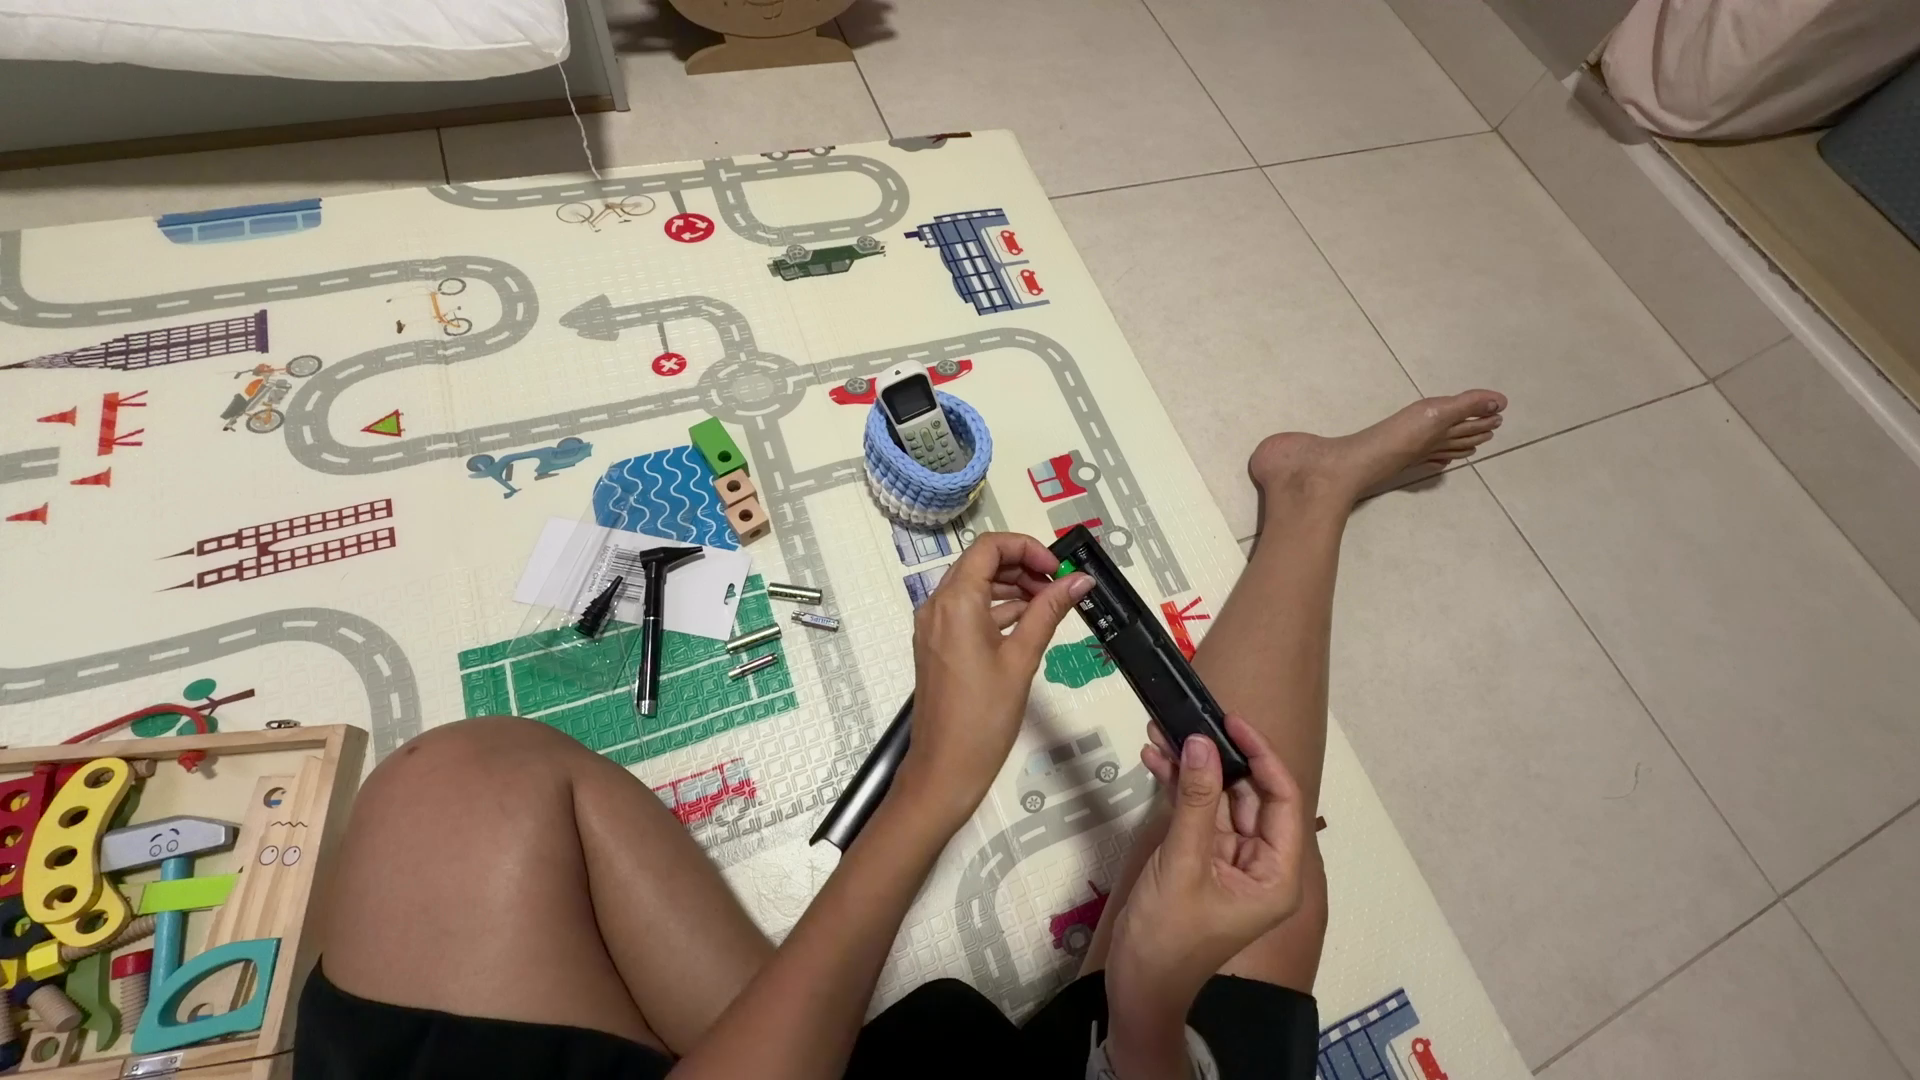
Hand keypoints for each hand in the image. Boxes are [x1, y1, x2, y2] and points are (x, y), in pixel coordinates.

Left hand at [898, 533, 1092, 822]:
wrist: (944, 768)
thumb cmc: (984, 716)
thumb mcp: (1022, 658)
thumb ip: (1049, 612)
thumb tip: (1080, 580)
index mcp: (955, 602)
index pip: (989, 547)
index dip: (1026, 548)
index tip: (1057, 569)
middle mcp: (936, 606)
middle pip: (980, 563)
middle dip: (1021, 566)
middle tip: (1058, 587)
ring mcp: (933, 625)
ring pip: (973, 586)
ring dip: (1010, 587)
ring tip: (1049, 605)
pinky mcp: (937, 644)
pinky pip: (966, 610)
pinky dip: (996, 609)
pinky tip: (1027, 623)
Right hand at [1108, 716, 1308, 1002]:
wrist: (1139, 983)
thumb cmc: (1171, 933)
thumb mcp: (1184, 863)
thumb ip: (1197, 801)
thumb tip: (1202, 742)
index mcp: (1277, 873)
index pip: (1283, 800)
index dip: (1262, 756)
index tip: (1231, 722)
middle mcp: (1260, 861)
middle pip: (1248, 793)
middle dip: (1216, 756)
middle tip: (1184, 719)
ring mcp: (1228, 858)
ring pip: (1217, 797)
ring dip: (1190, 767)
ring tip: (1160, 731)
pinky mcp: (1199, 856)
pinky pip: (1195, 811)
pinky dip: (1176, 786)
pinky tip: (1153, 759)